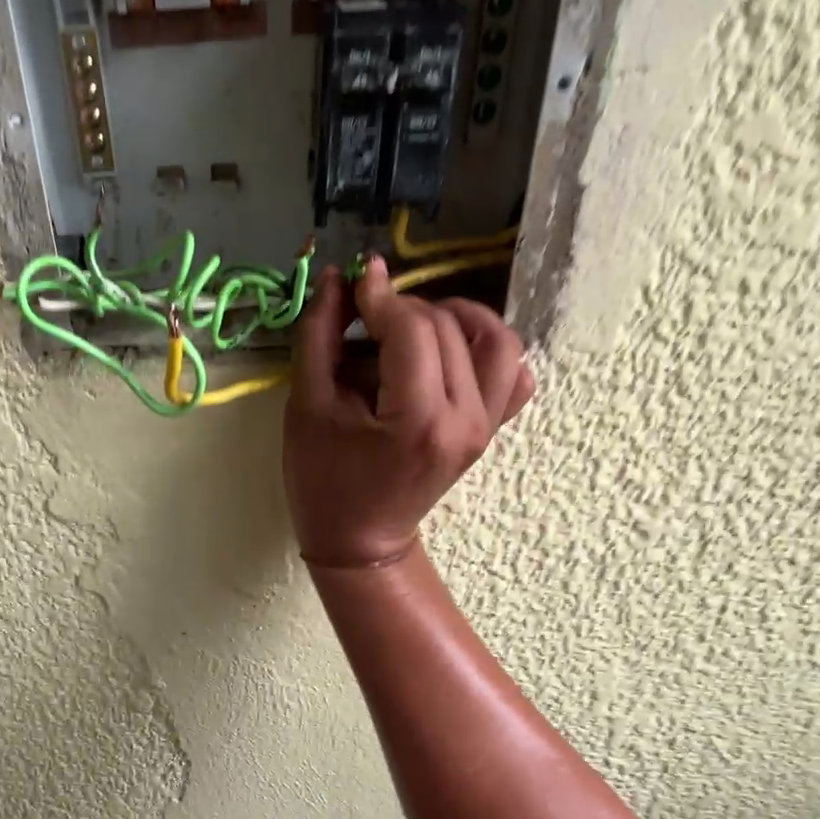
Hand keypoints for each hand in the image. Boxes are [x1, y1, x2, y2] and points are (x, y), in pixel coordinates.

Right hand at [285, 257, 533, 565]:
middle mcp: (466, 419)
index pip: (411, 328)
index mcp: (417, 419)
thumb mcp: (306, 407)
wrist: (360, 540)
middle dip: (402, 308)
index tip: (352, 282)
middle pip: (447, 327)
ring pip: (493, 339)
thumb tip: (339, 277)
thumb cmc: (323, 480)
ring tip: (411, 326)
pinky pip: (513, 373)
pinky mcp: (491, 429)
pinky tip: (451, 352)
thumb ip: (320, 336)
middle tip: (363, 318)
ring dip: (452, 318)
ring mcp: (486, 425)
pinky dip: (487, 350)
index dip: (379, 295)